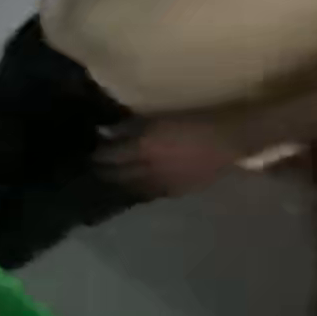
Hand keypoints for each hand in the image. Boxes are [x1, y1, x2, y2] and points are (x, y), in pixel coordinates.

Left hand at [96, 117, 242, 196]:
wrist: (228, 140)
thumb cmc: (188, 124)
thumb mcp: (153, 120)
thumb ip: (125, 128)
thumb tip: (102, 133)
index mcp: (142, 148)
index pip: (109, 156)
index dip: (97, 156)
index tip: (88, 154)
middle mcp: (151, 169)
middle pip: (118, 175)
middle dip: (103, 172)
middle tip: (93, 169)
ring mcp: (166, 182)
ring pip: (134, 188)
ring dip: (119, 184)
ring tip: (109, 180)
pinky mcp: (181, 191)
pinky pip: (153, 194)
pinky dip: (140, 191)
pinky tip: (133, 188)